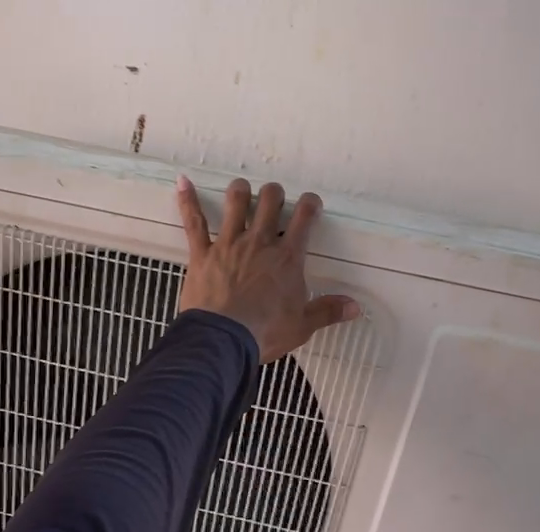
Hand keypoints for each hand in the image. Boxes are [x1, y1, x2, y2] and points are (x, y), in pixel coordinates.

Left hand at [175, 176, 359, 360]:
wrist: (224, 341)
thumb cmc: (265, 333)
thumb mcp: (302, 326)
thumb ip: (328, 311)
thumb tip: (356, 307)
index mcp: (287, 258)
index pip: (304, 217)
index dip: (309, 205)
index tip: (310, 204)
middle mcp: (259, 242)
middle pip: (270, 200)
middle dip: (274, 194)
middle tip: (274, 201)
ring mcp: (229, 244)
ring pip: (236, 201)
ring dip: (240, 192)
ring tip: (241, 192)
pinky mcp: (202, 254)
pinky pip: (194, 222)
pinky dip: (188, 201)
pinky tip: (183, 182)